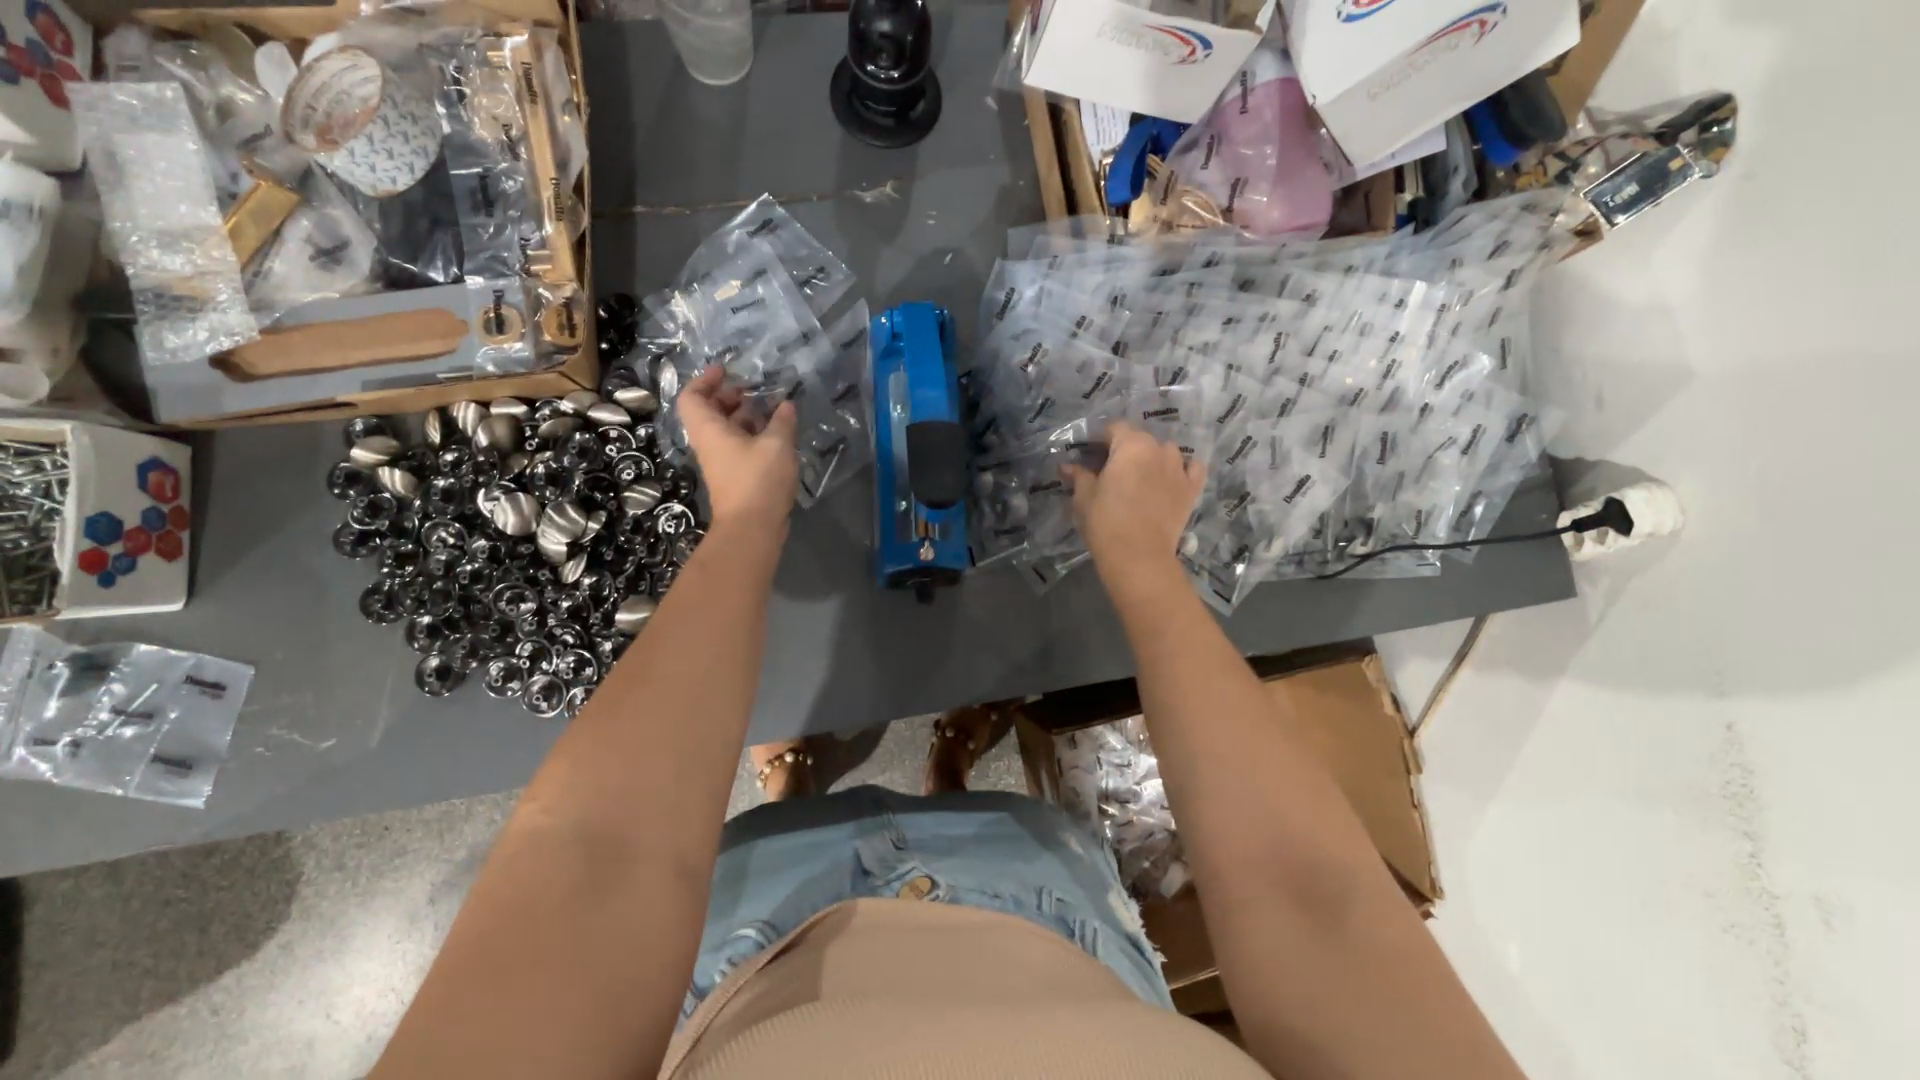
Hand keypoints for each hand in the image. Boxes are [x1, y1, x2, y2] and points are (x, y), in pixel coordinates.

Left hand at [677, 366, 798, 534]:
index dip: (705, 380)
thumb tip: (786, 404)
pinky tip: (778, 434)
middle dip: (731, 396)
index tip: (727, 371)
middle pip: (710, 412)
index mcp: (709, 430)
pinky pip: (740, 446)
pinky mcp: (736, 476)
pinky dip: (755, 435)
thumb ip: (783, 421)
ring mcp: (723, 461)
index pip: (691, 397)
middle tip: (755, 390)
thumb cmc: (758, 481)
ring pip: (728, 430)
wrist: (752, 528)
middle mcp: (710, 443)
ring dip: (747, 416)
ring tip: (773, 409)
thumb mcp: (777, 444)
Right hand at [1064, 423, 1205, 586]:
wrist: (1139, 555)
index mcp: (1130, 445)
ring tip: (1142, 476)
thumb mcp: (1084, 496)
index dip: (1101, 439)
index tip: (1092, 455)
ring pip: (1167, 451)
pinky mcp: (1192, 489)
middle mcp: (1158, 449)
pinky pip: (1192, 468)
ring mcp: (1179, 468)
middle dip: (1126, 449)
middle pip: (1141, 439)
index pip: (1115, 428)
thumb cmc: (1105, 521)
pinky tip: (1173, 478)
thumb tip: (1067, 465)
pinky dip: (1184, 469)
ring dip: (1154, 457)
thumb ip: (1079, 475)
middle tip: (1112, 471)